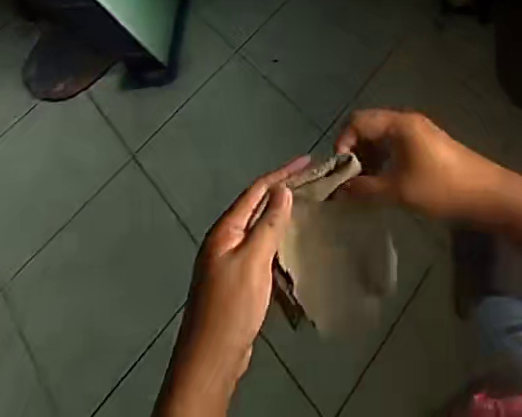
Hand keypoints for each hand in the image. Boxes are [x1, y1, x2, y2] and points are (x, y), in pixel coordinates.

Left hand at [160, 155, 307, 416]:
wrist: (211, 360)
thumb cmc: (231, 307)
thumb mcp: (253, 261)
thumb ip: (268, 225)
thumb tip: (282, 191)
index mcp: (224, 230)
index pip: (256, 191)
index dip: (281, 174)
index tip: (305, 161)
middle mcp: (224, 240)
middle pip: (256, 206)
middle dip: (281, 192)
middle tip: (310, 181)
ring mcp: (228, 261)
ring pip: (258, 229)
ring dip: (280, 217)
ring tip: (306, 208)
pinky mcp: (236, 281)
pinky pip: (260, 251)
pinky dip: (277, 243)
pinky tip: (292, 248)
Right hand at [333, 108, 506, 224]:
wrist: (488, 195)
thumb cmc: (441, 188)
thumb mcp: (399, 191)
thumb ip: (364, 189)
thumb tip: (337, 192)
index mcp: (398, 123)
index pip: (357, 121)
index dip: (343, 143)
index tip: (339, 172)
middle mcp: (405, 121)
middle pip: (367, 126)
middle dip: (353, 150)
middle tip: (348, 179)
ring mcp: (416, 132)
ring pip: (380, 137)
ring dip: (367, 157)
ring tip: (362, 184)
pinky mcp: (424, 145)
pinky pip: (393, 145)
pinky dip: (382, 159)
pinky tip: (382, 182)